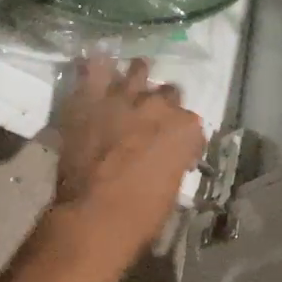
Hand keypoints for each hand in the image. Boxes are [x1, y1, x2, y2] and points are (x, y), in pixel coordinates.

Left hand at [51, 57, 206, 260]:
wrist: (94, 214)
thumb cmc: (140, 215)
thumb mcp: (171, 188)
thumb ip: (173, 161)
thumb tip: (166, 159)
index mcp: (185, 129)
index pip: (192, 123)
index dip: (183, 136)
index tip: (176, 150)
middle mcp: (158, 105)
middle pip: (168, 93)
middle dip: (163, 105)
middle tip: (151, 120)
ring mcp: (123, 97)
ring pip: (137, 70)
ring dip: (137, 78)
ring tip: (130, 85)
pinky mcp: (90, 97)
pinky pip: (94, 70)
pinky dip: (97, 68)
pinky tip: (97, 66)